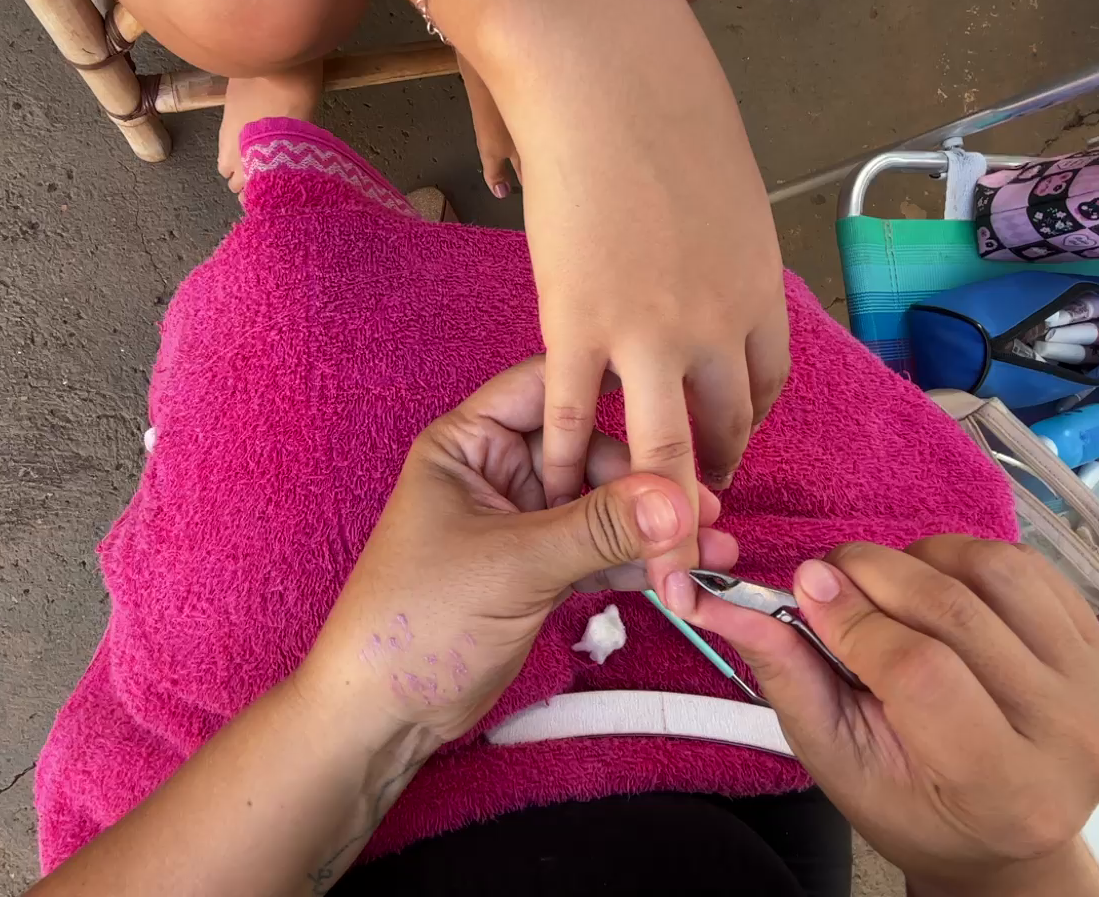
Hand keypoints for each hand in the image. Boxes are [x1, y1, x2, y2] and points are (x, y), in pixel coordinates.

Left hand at [299, 358, 733, 742]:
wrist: (387, 710)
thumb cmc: (421, 618)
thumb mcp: (511, 565)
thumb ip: (596, 528)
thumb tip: (678, 499)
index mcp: (470, 441)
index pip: (546, 388)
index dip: (605, 388)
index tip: (673, 402)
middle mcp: (499, 468)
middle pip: (586, 449)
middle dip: (643, 481)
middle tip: (700, 512)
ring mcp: (523, 517)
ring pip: (599, 503)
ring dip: (651, 525)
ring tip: (712, 547)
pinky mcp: (540, 562)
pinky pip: (597, 548)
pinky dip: (636, 561)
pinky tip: (685, 573)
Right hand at [453, 0, 790, 606]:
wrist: (607, 73)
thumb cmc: (666, 111)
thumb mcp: (725, 187)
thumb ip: (721, 249)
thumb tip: (702, 265)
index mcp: (757, 285)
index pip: (764, 380)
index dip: (745, 421)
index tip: (726, 437)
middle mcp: (717, 324)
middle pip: (724, 426)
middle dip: (713, 477)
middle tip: (697, 511)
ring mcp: (648, 331)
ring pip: (659, 445)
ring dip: (652, 502)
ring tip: (643, 537)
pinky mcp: (578, 324)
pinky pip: (571, 412)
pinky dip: (565, 458)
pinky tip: (557, 486)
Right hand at [689, 535, 1098, 895]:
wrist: (999, 832)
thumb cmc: (903, 801)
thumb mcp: (830, 752)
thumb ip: (783, 673)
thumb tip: (726, 600)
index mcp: (999, 785)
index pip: (923, 673)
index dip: (853, 617)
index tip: (802, 586)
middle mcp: (1069, 737)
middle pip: (956, 613)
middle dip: (871, 572)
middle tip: (827, 576)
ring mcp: (1097, 689)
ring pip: (994, 571)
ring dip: (921, 559)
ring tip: (889, 589)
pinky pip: (1025, 566)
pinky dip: (963, 556)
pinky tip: (937, 586)